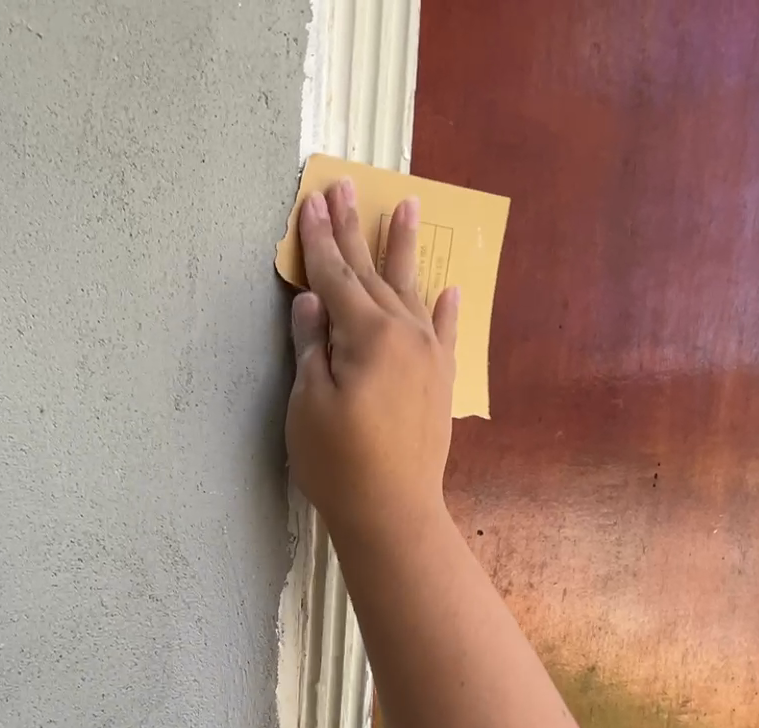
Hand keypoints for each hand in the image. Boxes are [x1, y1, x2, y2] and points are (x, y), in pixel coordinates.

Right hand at [287, 177, 460, 551]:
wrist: (392, 510)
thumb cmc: (337, 461)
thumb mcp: (309, 404)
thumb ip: (312, 346)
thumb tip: (312, 299)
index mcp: (366, 336)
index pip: (336, 277)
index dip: (320, 240)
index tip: (312, 200)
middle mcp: (404, 333)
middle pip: (372, 272)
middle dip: (356, 229)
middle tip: (347, 185)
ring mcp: (429, 354)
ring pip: (412, 289)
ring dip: (404, 249)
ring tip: (409, 205)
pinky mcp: (440, 379)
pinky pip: (445, 330)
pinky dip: (445, 306)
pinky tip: (449, 287)